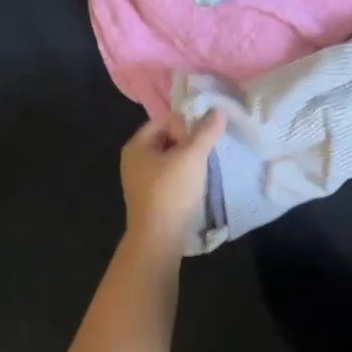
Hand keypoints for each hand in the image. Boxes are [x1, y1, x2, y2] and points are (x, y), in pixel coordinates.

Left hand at [119, 111, 224, 249]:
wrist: (158, 240)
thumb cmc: (171, 193)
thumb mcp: (191, 157)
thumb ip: (205, 132)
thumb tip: (217, 111)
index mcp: (136, 146)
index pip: (164, 120)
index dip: (185, 125)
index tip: (200, 142)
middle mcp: (134, 162)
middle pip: (167, 140)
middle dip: (188, 145)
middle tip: (203, 158)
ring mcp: (141, 183)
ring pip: (170, 162)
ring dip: (188, 164)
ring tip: (201, 174)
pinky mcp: (151, 201)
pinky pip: (170, 181)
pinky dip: (183, 181)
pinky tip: (194, 190)